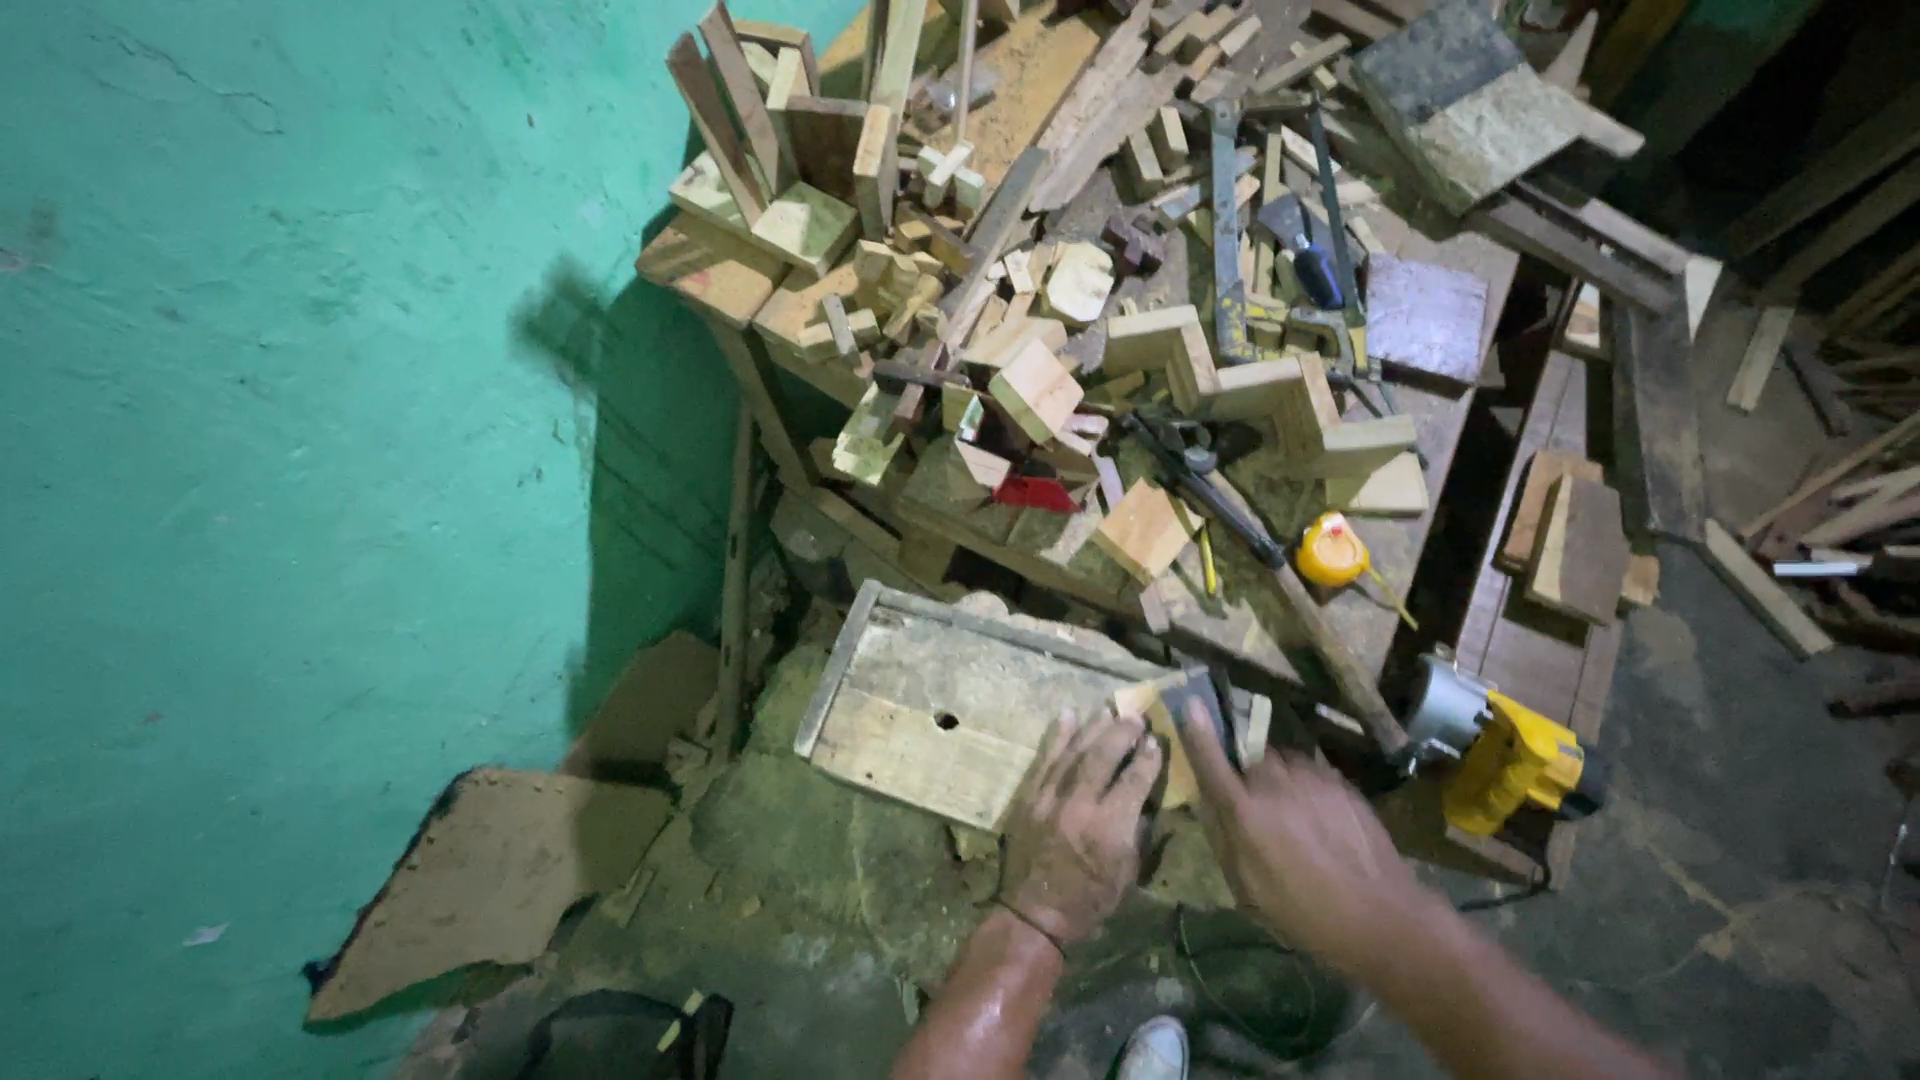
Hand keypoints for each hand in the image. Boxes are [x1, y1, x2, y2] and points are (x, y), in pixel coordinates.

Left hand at [998, 707, 1160, 946]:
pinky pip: (1044, 759)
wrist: (1034, 913)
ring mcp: (1049, 798)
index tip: (1157, 740)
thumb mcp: (1128, 875)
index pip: (1134, 781)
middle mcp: (1079, 806)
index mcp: (1109, 829)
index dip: (1148, 758)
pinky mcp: (1029, 797)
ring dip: (1092, 728)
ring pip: (1074, 752)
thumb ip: (1138, 833)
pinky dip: (1057, 736)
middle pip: (1103, 757)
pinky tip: (1068, 716)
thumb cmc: (1089, 900)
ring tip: (1107, 709)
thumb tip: (1146, 799)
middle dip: (1121, 733)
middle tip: (1135, 717)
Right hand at [1176, 699, 1434, 976]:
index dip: (1197, 732)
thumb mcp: (1247, 889)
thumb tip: (1208, 802)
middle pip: (1251, 761)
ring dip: (1281, 780)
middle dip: (1249, 777)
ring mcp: (1313, 779)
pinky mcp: (1342, 782)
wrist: (1383, 917)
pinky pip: (1312, 773)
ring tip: (1296, 817)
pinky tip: (1323, 821)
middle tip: (1260, 811)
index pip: (1211, 761)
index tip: (1191, 703)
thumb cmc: (1304, 913)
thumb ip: (1222, 838)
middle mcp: (1275, 784)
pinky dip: (1308, 787)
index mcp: (1245, 813)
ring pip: (1284, 764)